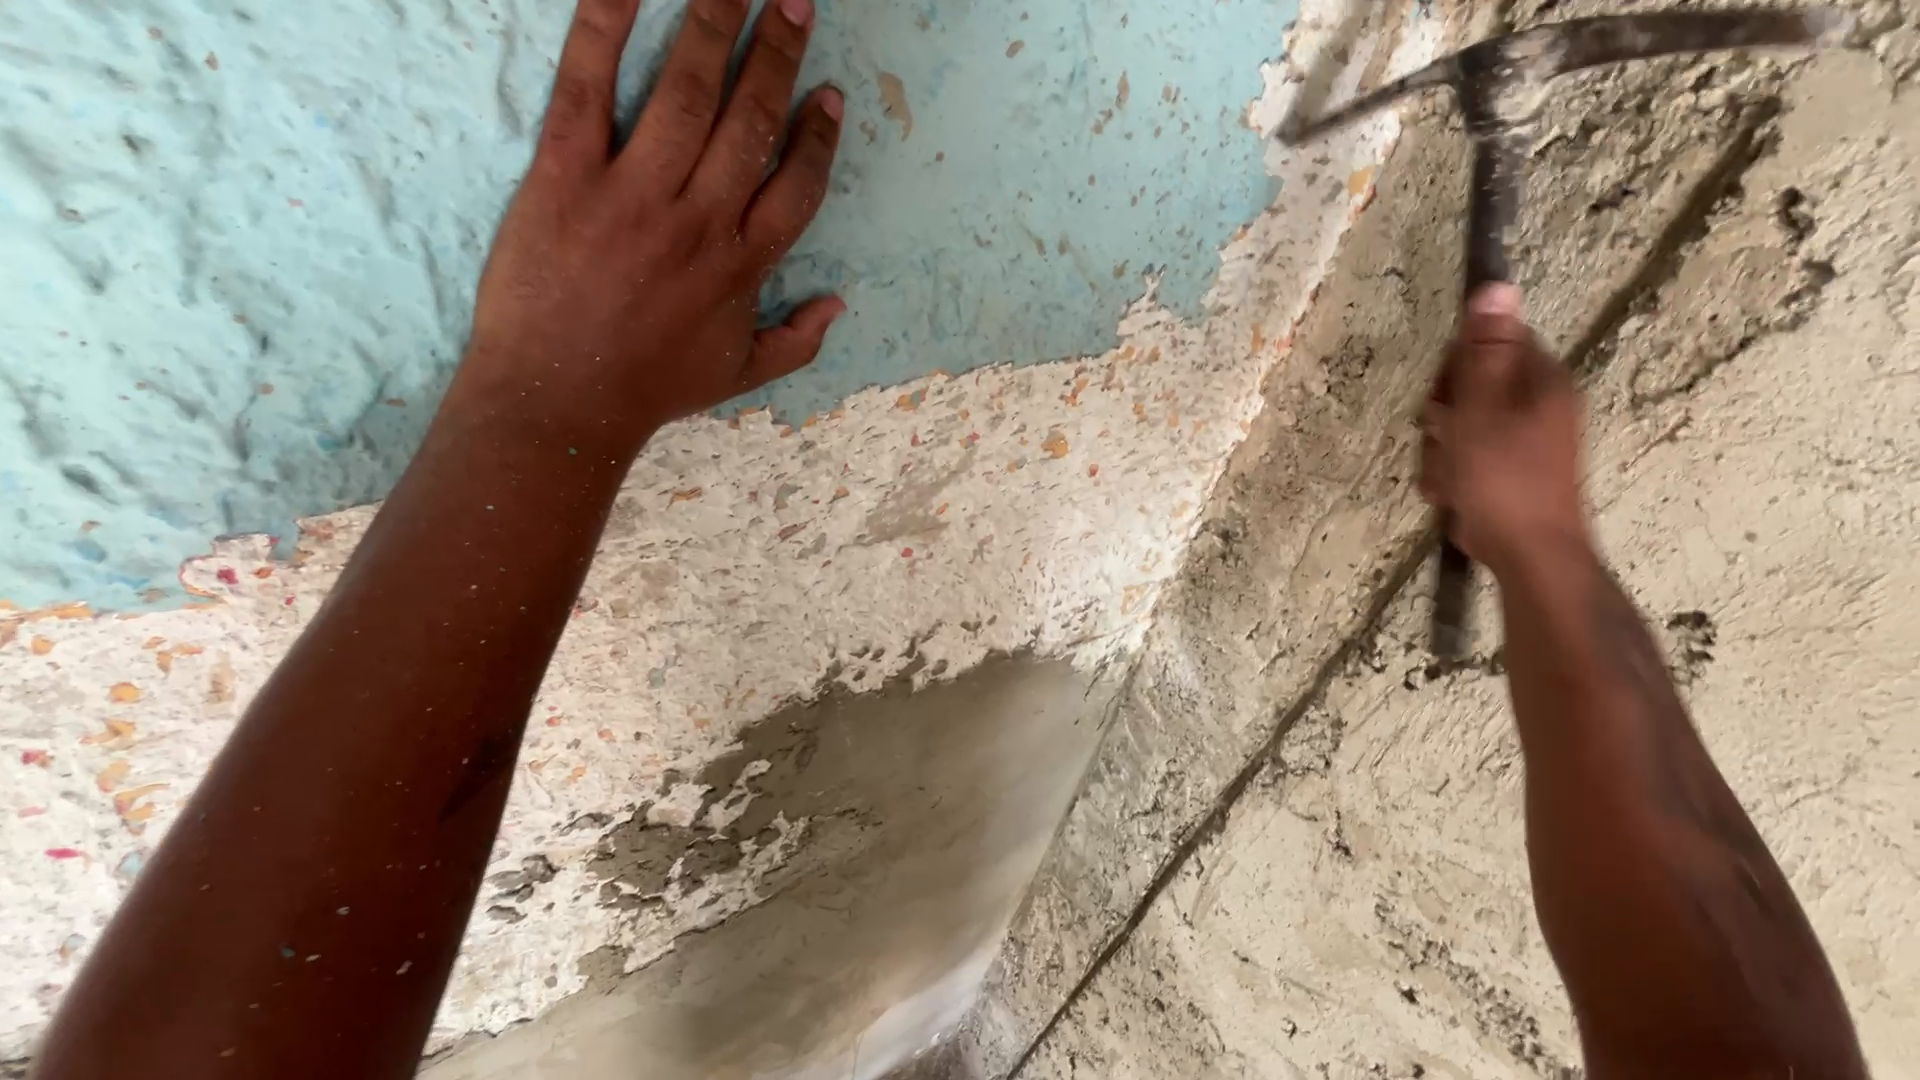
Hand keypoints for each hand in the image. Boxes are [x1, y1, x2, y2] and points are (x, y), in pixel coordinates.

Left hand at [453, 0, 845, 458]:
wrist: (560, 401)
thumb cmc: (651, 387)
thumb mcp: (739, 375)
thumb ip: (797, 342)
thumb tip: (839, 305)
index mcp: (742, 266)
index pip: (796, 185)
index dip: (817, 136)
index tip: (828, 95)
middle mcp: (699, 220)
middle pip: (750, 121)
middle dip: (778, 54)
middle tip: (797, 1)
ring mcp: (633, 194)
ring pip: (685, 92)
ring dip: (714, 23)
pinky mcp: (565, 176)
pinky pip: (587, 87)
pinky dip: (605, 26)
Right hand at [1420, 285, 1588, 577]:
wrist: (1527, 550)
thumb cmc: (1503, 476)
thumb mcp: (1484, 407)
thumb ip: (1483, 351)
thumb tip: (1495, 285)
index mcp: (1539, 380)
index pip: (1486, 344)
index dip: (1455, 369)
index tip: (1445, 400)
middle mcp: (1535, 402)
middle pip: (1466, 386)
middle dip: (1442, 416)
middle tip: (1445, 439)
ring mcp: (1521, 439)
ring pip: (1457, 426)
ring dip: (1440, 451)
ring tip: (1448, 474)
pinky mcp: (1503, 469)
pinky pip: (1462, 456)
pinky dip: (1449, 473)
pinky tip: (1451, 492)